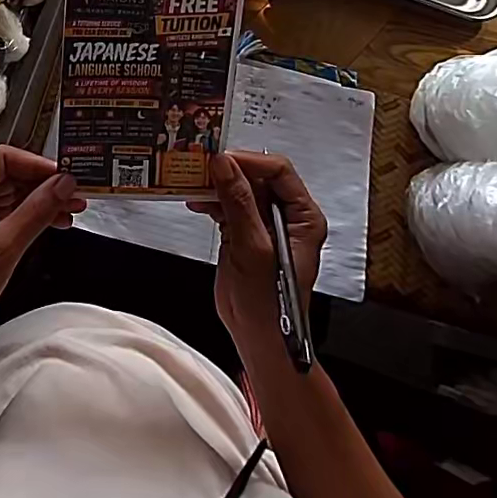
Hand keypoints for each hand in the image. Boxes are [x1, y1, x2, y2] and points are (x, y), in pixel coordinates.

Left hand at [0, 145, 84, 346]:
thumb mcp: (5, 245)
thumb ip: (37, 210)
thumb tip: (63, 184)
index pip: (3, 159)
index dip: (37, 165)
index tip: (64, 174)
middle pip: (11, 173)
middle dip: (45, 183)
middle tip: (75, 190)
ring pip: (14, 192)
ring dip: (43, 199)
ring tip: (72, 205)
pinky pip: (11, 209)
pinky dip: (34, 213)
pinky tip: (56, 218)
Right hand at [189, 152, 326, 363]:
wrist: (258, 339)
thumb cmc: (271, 305)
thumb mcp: (254, 248)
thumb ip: (238, 203)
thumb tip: (225, 165)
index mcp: (303, 217)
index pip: (279, 171)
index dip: (250, 161)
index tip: (222, 158)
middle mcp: (285, 216)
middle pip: (256, 177)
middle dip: (228, 170)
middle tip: (202, 165)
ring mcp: (262, 224)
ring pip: (238, 188)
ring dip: (215, 184)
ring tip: (193, 182)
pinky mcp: (243, 232)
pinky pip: (226, 205)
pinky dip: (210, 200)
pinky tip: (195, 201)